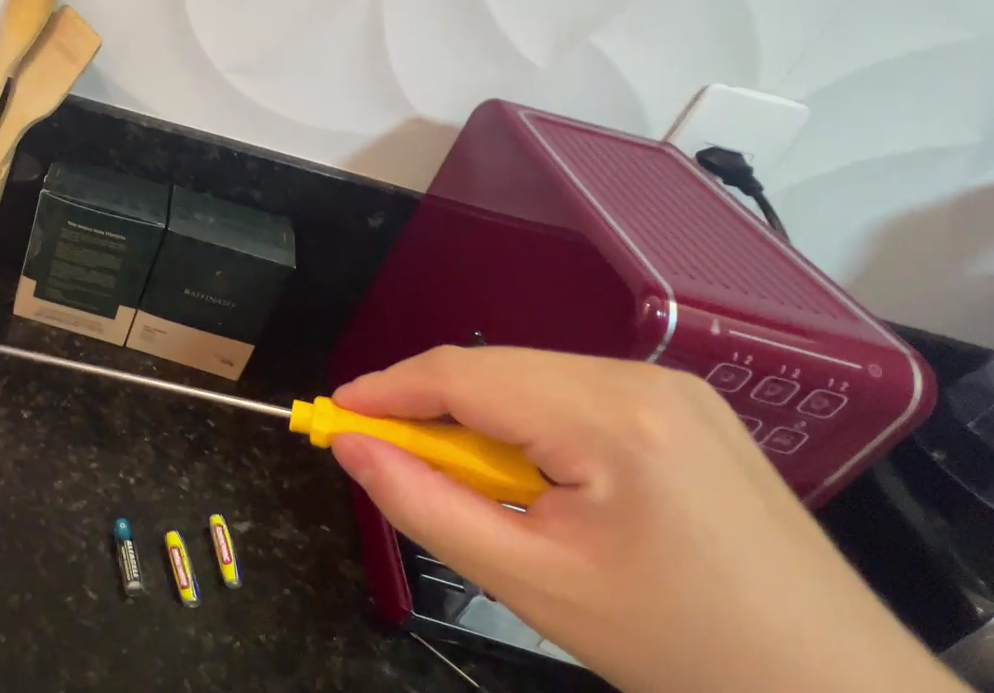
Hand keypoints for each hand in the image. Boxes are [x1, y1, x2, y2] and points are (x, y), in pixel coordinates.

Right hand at [332, 346, 963, 692]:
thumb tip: (351, 449)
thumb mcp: (531, 584)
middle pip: (495, 370)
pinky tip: (524, 474)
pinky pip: (571, 395)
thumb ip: (424, 506)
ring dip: (475, 419)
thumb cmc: (680, 648)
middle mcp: (643, 378)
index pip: (463, 375)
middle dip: (427, 408)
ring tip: (456, 478)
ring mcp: (673, 387)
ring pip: (530, 380)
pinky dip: (524, 424)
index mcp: (612, 416)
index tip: (332, 417)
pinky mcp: (686, 408)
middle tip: (380, 454)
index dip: (385, 390)